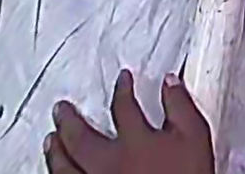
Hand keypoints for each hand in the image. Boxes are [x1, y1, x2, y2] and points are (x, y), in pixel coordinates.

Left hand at [44, 69, 213, 173]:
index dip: (122, 89)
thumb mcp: (194, 135)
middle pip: (81, 140)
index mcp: (134, 142)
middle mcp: (108, 166)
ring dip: (56, 154)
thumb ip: (179, 105)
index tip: (122, 79)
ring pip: (66, 171)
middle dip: (69, 122)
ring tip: (50, 141)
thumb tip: (169, 82)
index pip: (123, 108)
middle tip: (60, 109)